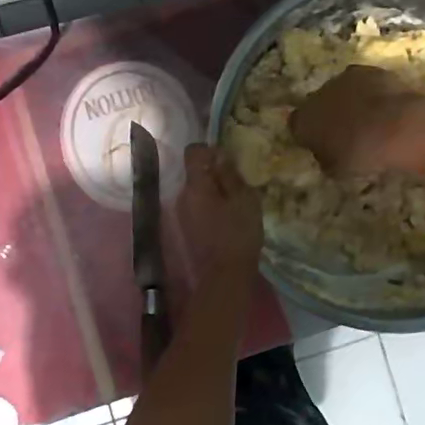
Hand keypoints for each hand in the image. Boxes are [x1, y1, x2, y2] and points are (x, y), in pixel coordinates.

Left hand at [178, 144, 261, 274]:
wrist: (224, 274)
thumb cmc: (238, 233)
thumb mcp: (243, 199)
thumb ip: (229, 174)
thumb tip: (219, 154)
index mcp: (195, 185)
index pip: (193, 152)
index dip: (209, 150)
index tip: (227, 160)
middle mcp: (181, 196)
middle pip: (194, 173)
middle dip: (213, 173)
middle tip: (238, 184)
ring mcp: (181, 213)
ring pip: (196, 191)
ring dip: (213, 192)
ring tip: (235, 204)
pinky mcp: (186, 228)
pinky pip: (197, 207)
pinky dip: (210, 206)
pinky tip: (227, 219)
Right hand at [290, 65, 424, 178]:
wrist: (398, 128)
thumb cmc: (361, 155)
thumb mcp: (336, 170)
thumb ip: (325, 158)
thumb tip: (326, 152)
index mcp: (302, 122)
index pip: (296, 126)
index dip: (308, 134)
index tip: (321, 143)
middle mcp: (315, 97)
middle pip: (315, 105)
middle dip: (326, 115)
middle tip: (344, 131)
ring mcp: (340, 80)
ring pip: (338, 91)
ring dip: (347, 101)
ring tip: (367, 118)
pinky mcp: (365, 70)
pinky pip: (361, 82)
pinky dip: (368, 91)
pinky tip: (383, 105)